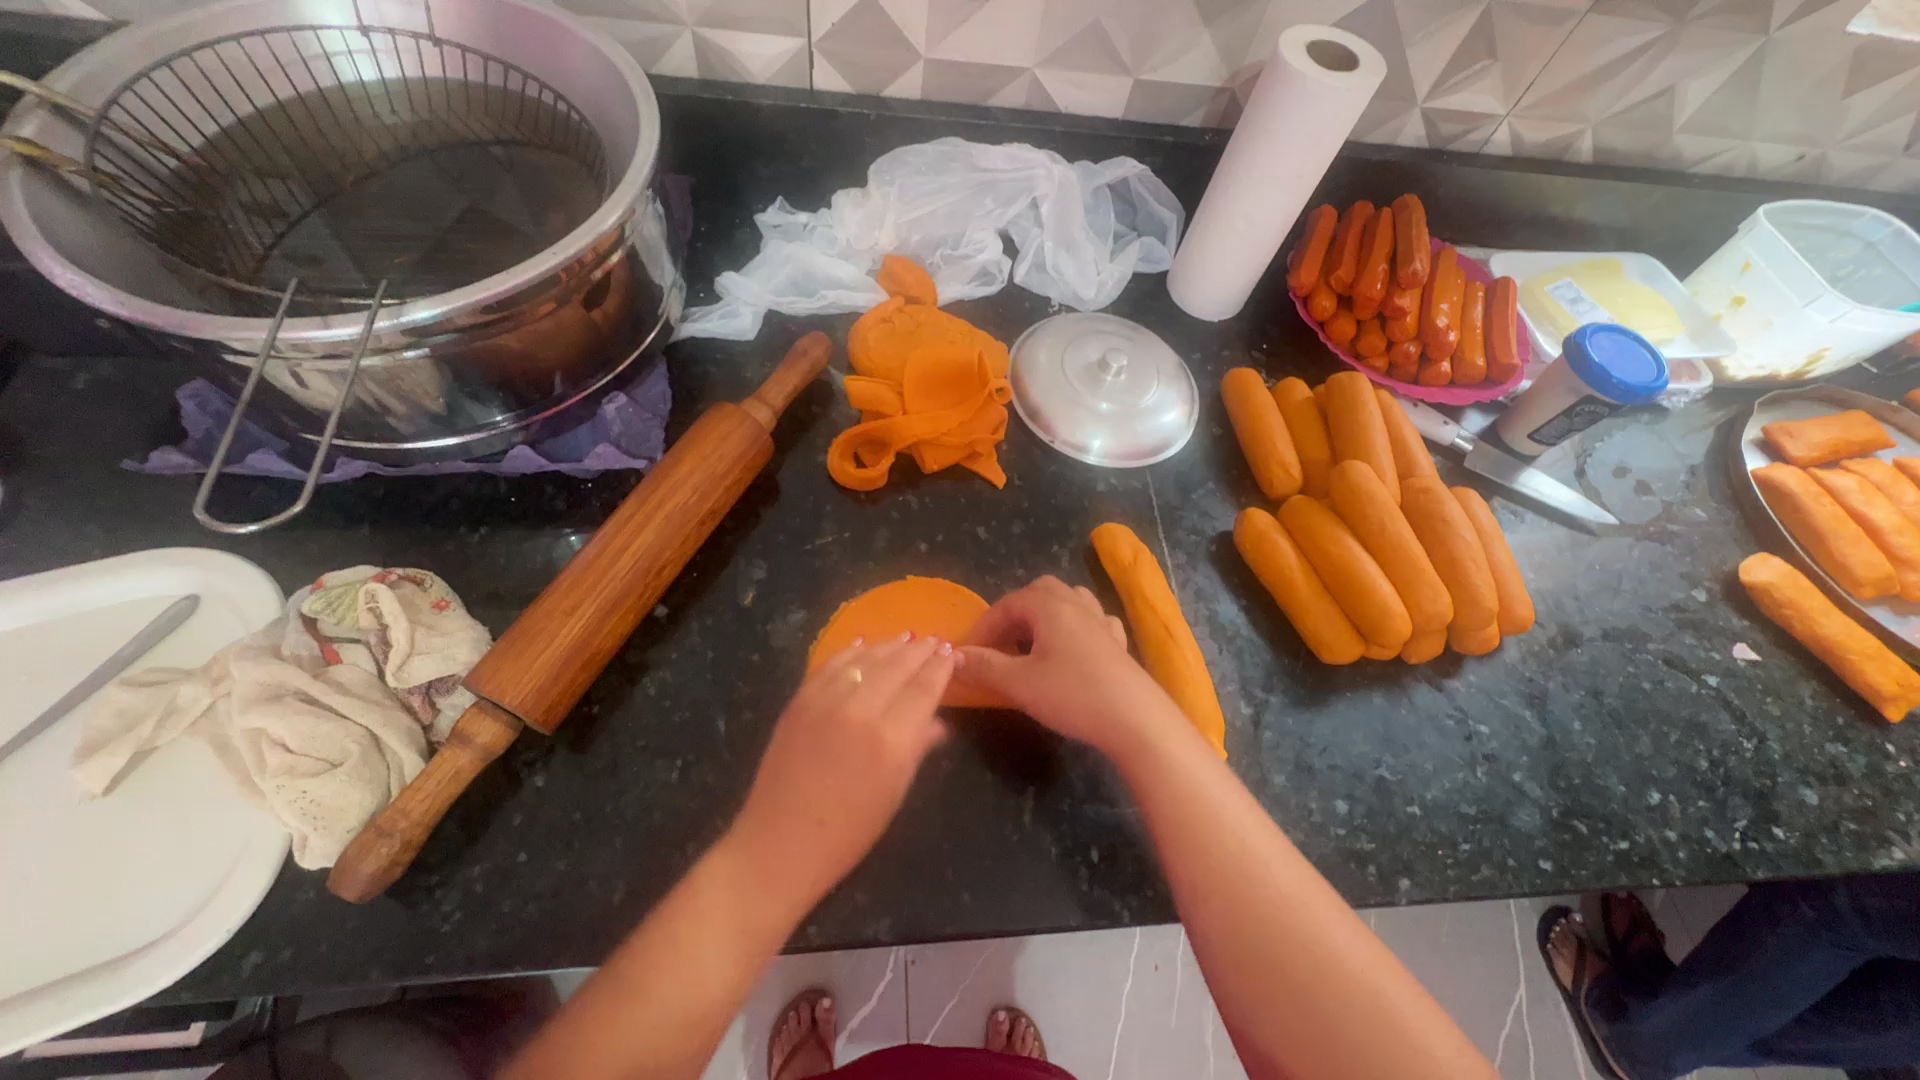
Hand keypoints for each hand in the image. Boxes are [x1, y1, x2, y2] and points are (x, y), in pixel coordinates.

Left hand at [727, 634, 954, 905]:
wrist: (780, 844)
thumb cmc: (849, 833)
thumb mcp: (895, 793)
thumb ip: (918, 748)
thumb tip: (939, 722)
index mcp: (890, 739)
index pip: (924, 689)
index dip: (940, 668)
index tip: (953, 654)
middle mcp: (859, 710)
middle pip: (897, 666)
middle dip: (920, 651)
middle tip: (936, 640)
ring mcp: (825, 701)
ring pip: (865, 659)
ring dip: (889, 646)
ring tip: (907, 638)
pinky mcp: (799, 701)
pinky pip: (832, 665)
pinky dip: (852, 651)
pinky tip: (864, 644)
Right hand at [957, 577, 1175, 755]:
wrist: (1135, 719)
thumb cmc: (1072, 694)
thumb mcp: (1019, 683)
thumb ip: (984, 666)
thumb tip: (952, 656)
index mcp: (1048, 605)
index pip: (1005, 604)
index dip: (983, 627)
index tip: (968, 654)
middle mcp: (1076, 604)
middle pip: (1039, 592)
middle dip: (1014, 614)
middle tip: (999, 643)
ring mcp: (1101, 621)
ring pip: (1068, 601)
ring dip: (1045, 616)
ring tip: (1032, 643)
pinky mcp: (1118, 643)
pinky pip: (1093, 621)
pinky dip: (1076, 628)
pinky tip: (1073, 648)